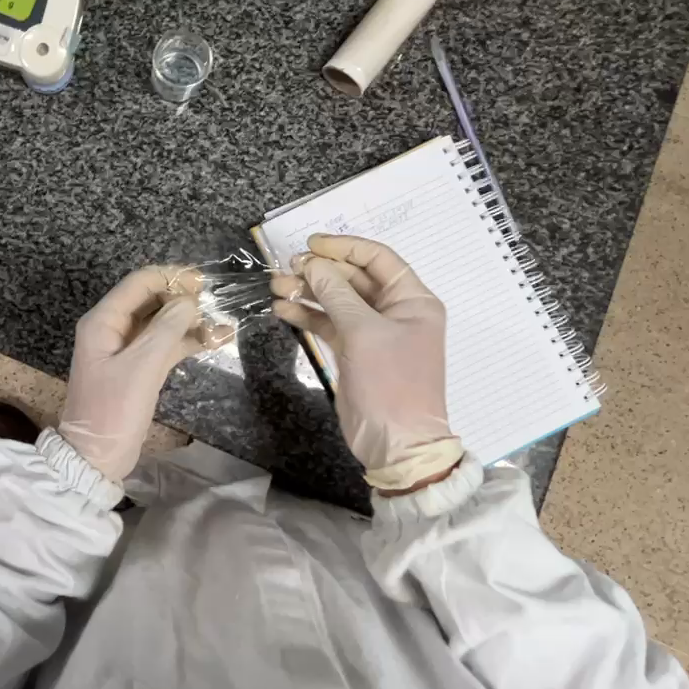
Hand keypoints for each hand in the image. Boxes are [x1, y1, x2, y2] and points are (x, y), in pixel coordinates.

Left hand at [59, 266, 205, 481]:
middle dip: (182, 299)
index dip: (170, 277)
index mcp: (103, 321)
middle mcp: (111, 328)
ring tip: (221, 327)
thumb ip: (165, 330)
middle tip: (213, 305)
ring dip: (188, 322)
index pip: (138, 283)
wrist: (96, 459)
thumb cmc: (113, 411)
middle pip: (150, 300)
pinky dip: (186, 342)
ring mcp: (125, 349)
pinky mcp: (137, 368)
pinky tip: (215, 340)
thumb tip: (189, 301)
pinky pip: (163, 345)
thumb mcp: (141, 368)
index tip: (202, 283)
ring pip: (160, 323)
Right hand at [270, 235, 455, 487]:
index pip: (377, 259)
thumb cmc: (390, 383)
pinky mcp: (354, 350)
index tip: (311, 244)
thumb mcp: (363, 333)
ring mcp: (373, 331)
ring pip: (336, 299)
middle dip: (319, 271)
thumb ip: (336, 294)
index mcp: (412, 300)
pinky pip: (328, 322)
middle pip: (353, 278)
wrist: (395, 444)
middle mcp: (395, 310)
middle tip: (287, 268)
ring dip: (308, 291)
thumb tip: (310, 264)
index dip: (344, 247)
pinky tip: (282, 308)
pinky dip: (307, 314)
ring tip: (276, 287)